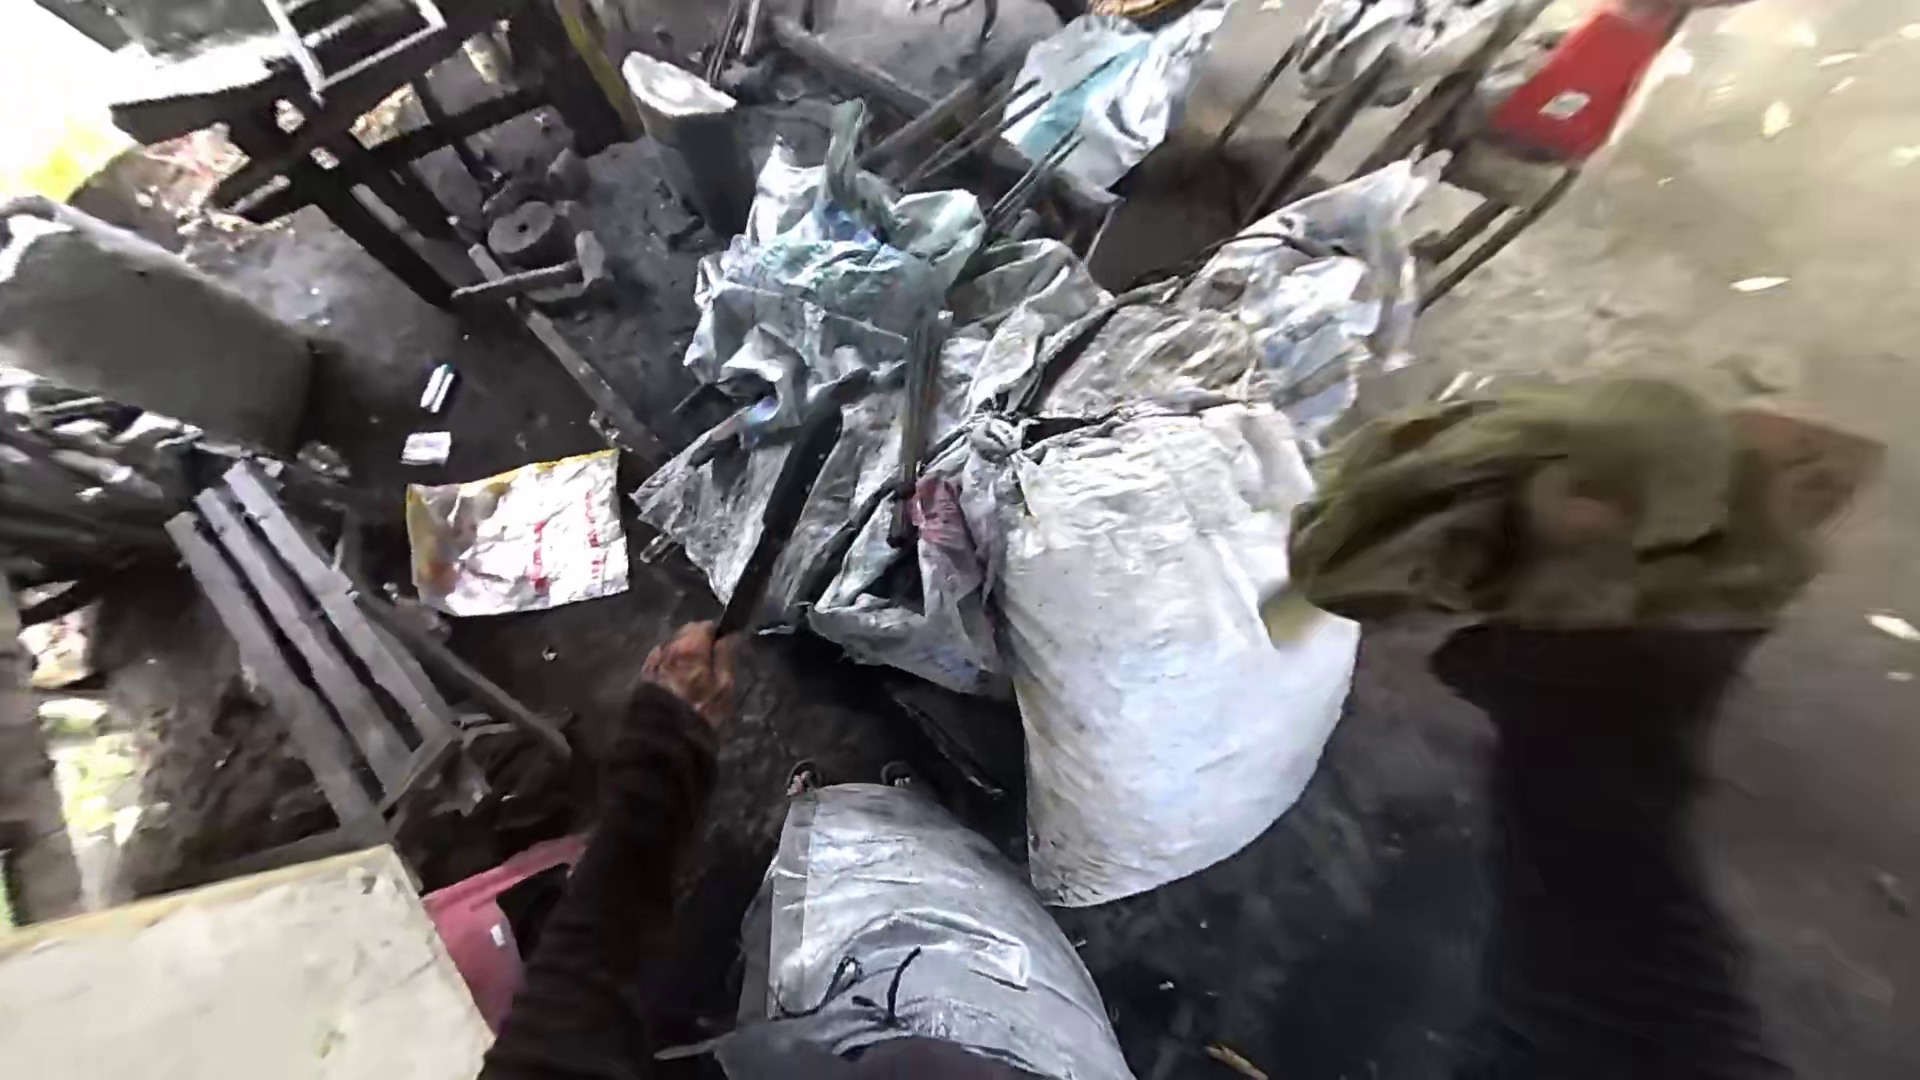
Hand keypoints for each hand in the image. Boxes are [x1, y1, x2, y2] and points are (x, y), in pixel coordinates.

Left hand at [641, 621, 740, 727]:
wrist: (663, 748)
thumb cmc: (702, 715)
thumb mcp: (726, 686)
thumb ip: (727, 655)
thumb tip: (731, 633)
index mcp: (688, 646)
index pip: (706, 626)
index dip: (719, 636)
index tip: (727, 652)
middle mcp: (664, 649)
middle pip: (686, 636)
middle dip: (700, 646)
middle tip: (713, 670)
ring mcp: (650, 666)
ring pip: (672, 652)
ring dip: (685, 659)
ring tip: (696, 683)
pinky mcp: (641, 683)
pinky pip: (662, 667)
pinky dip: (672, 672)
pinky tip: (680, 690)